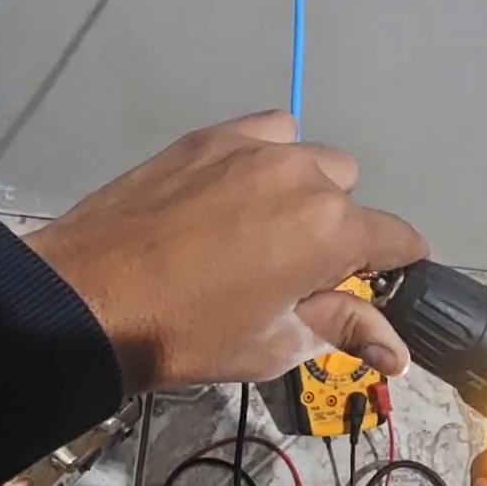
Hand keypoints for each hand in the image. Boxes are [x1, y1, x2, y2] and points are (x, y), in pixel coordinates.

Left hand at [22, 112, 428, 392]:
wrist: (87, 299)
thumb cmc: (186, 334)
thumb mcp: (272, 344)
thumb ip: (343, 332)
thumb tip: (397, 352)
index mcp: (329, 229)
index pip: (398, 237)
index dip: (399, 262)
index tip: (384, 279)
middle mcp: (303, 174)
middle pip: (350, 193)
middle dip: (338, 228)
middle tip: (295, 266)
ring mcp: (253, 147)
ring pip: (309, 157)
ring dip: (304, 188)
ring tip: (262, 223)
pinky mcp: (210, 136)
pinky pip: (265, 133)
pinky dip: (265, 157)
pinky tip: (235, 187)